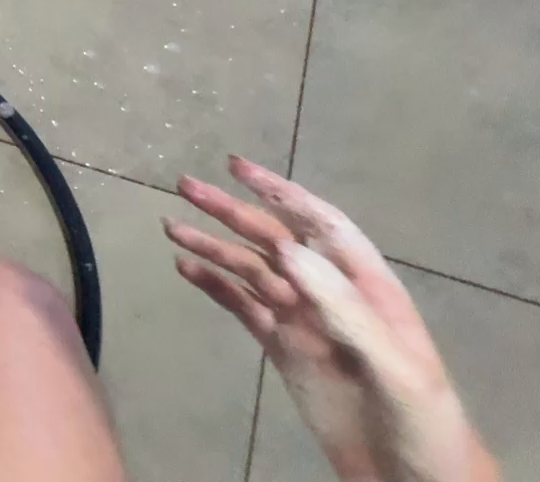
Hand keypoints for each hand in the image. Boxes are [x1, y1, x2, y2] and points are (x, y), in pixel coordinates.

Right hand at [166, 157, 497, 481]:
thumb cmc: (420, 424)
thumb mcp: (394, 368)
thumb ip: (342, 306)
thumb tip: (285, 246)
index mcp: (367, 291)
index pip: (320, 226)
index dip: (280, 193)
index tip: (235, 167)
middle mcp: (330, 296)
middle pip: (274, 240)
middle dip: (230, 211)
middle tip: (184, 186)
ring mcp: (303, 320)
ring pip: (249, 269)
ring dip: (211, 245)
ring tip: (170, 228)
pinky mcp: (282, 345)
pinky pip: (240, 304)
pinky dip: (211, 283)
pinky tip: (184, 269)